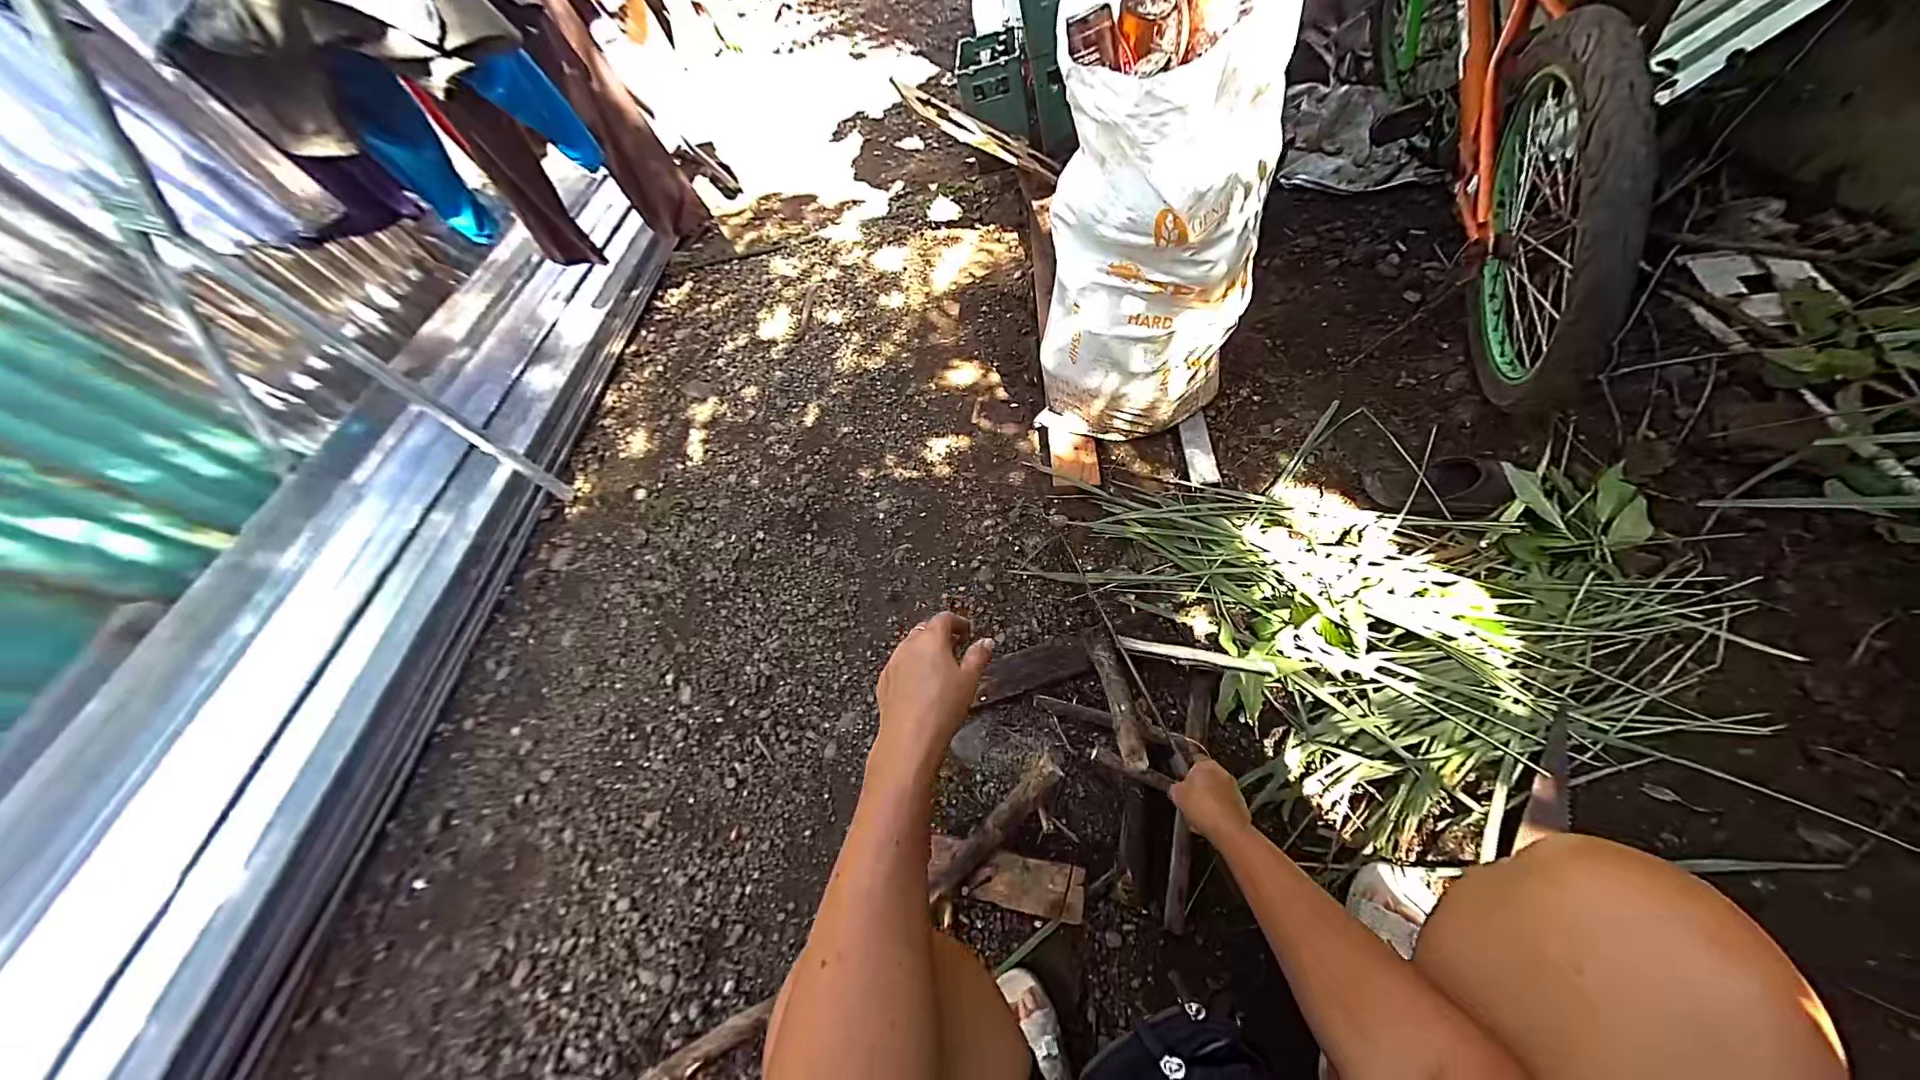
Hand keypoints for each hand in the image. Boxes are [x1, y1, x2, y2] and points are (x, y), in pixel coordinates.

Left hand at [873, 612, 993, 770]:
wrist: (909, 737)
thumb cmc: (940, 709)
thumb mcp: (969, 680)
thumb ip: (978, 656)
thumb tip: (985, 643)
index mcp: (931, 640)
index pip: (945, 618)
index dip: (958, 622)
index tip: (966, 631)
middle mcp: (909, 646)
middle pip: (926, 630)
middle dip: (941, 636)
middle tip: (956, 648)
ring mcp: (894, 663)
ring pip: (910, 648)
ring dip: (925, 652)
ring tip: (940, 669)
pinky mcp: (885, 680)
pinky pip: (900, 666)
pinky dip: (911, 668)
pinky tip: (922, 686)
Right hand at [1170, 758, 1251, 844]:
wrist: (1229, 830)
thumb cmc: (1201, 807)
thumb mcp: (1177, 795)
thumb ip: (1177, 787)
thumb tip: (1178, 788)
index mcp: (1206, 764)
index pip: (1193, 760)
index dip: (1186, 772)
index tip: (1181, 784)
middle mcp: (1223, 772)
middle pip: (1206, 778)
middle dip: (1198, 788)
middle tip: (1188, 802)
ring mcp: (1235, 788)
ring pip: (1216, 792)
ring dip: (1209, 801)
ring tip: (1199, 816)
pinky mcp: (1242, 805)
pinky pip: (1225, 806)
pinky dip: (1219, 812)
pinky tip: (1210, 823)